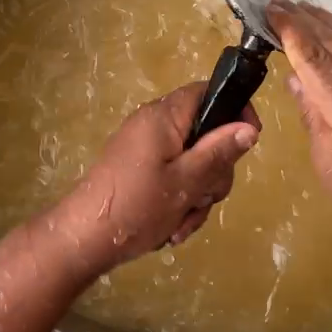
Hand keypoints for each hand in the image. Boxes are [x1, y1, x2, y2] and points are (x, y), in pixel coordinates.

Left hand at [41, 82, 259, 277]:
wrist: (82, 239)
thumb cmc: (136, 205)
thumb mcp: (185, 182)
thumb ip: (218, 152)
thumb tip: (249, 128)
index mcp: (165, 116)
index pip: (208, 92)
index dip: (234, 110)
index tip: (249, 141)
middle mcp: (155, 124)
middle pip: (205, 133)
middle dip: (213, 172)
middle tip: (203, 197)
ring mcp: (146, 147)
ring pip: (192, 162)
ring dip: (196, 194)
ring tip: (181, 223)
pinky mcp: (139, 168)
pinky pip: (174, 176)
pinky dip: (178, 200)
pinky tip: (170, 229)